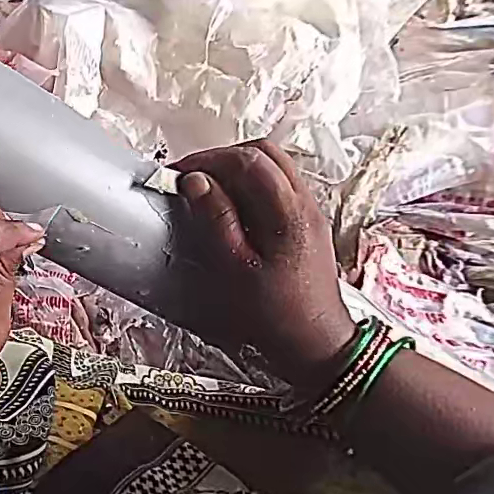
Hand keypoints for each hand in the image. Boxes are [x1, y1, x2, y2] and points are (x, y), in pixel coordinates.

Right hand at [169, 140, 355, 391]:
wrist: (316, 341)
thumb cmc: (272, 310)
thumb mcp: (234, 266)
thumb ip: (215, 217)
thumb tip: (194, 181)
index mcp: (288, 212)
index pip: (248, 161)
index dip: (208, 160)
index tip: (178, 175)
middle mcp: (304, 202)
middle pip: (264, 152)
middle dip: (222, 157)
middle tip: (190, 177)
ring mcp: (309, 210)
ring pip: (274, 164)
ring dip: (236, 166)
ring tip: (205, 187)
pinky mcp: (306, 220)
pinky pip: (278, 183)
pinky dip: (249, 181)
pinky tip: (229, 203)